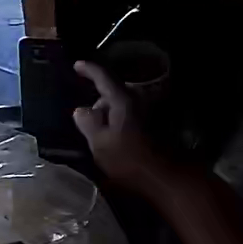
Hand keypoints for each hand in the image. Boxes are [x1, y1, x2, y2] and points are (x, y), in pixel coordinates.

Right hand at [71, 61, 181, 196]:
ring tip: (98, 131)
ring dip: (109, 113)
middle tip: (86, 116)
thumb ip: (87, 123)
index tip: (77, 65)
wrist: (165, 178)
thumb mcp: (99, 142)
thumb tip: (81, 109)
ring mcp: (148, 113)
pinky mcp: (153, 127)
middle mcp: (137, 101)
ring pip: (122, 106)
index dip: (88, 69)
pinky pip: (129, 117)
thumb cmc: (129, 159)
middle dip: (99, 99)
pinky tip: (113, 138)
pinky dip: (118, 122)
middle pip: (113, 92)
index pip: (103, 76)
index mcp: (122, 100)